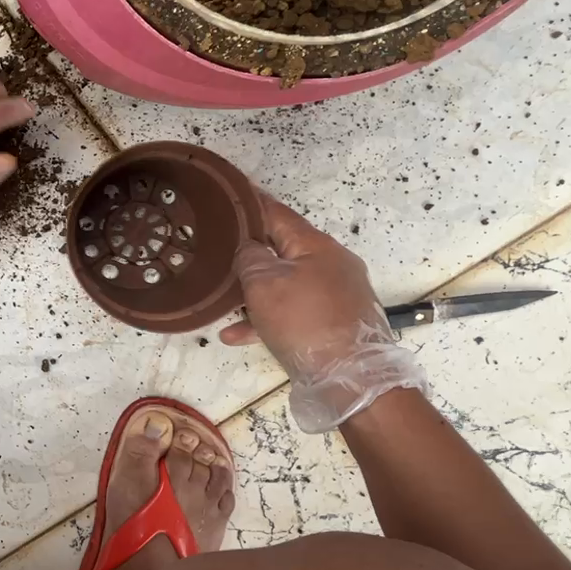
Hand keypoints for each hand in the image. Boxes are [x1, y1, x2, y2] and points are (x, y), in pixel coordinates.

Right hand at [219, 195, 426, 432]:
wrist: (353, 380)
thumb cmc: (305, 322)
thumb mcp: (264, 284)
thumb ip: (250, 258)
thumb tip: (250, 250)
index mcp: (316, 246)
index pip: (277, 213)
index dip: (251, 202)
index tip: (231, 189)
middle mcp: (331, 264)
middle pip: (281, 249)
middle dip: (250, 250)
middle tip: (217, 246)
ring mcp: (337, 294)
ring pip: (284, 282)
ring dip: (253, 290)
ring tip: (223, 299)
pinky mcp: (336, 321)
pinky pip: (293, 311)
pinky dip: (266, 318)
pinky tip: (236, 334)